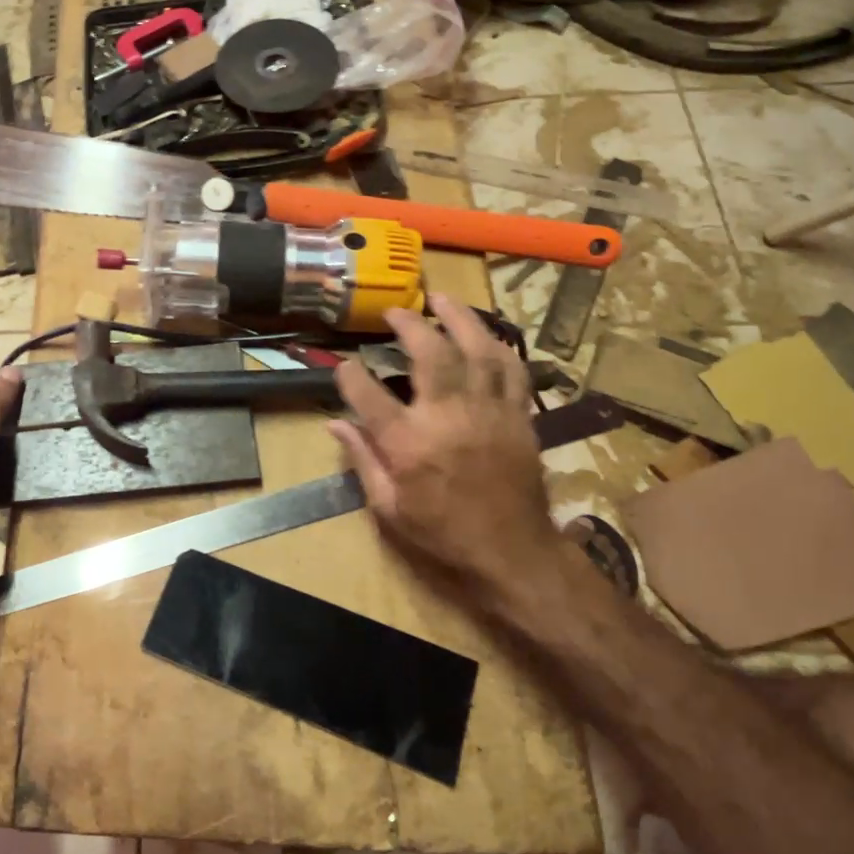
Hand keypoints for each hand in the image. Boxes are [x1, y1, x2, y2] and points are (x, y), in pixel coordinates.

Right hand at [327, 294, 557, 583]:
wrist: (513, 554)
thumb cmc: (443, 536)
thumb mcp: (389, 509)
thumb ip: (363, 461)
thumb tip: (335, 425)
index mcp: (409, 443)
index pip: (368, 394)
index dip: (349, 375)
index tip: (343, 365)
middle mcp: (448, 417)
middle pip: (430, 354)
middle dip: (410, 325)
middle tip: (396, 311)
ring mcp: (489, 413)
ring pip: (477, 350)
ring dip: (460, 319)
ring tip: (443, 299)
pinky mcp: (519, 417)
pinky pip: (512, 370)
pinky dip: (498, 347)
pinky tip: (486, 335)